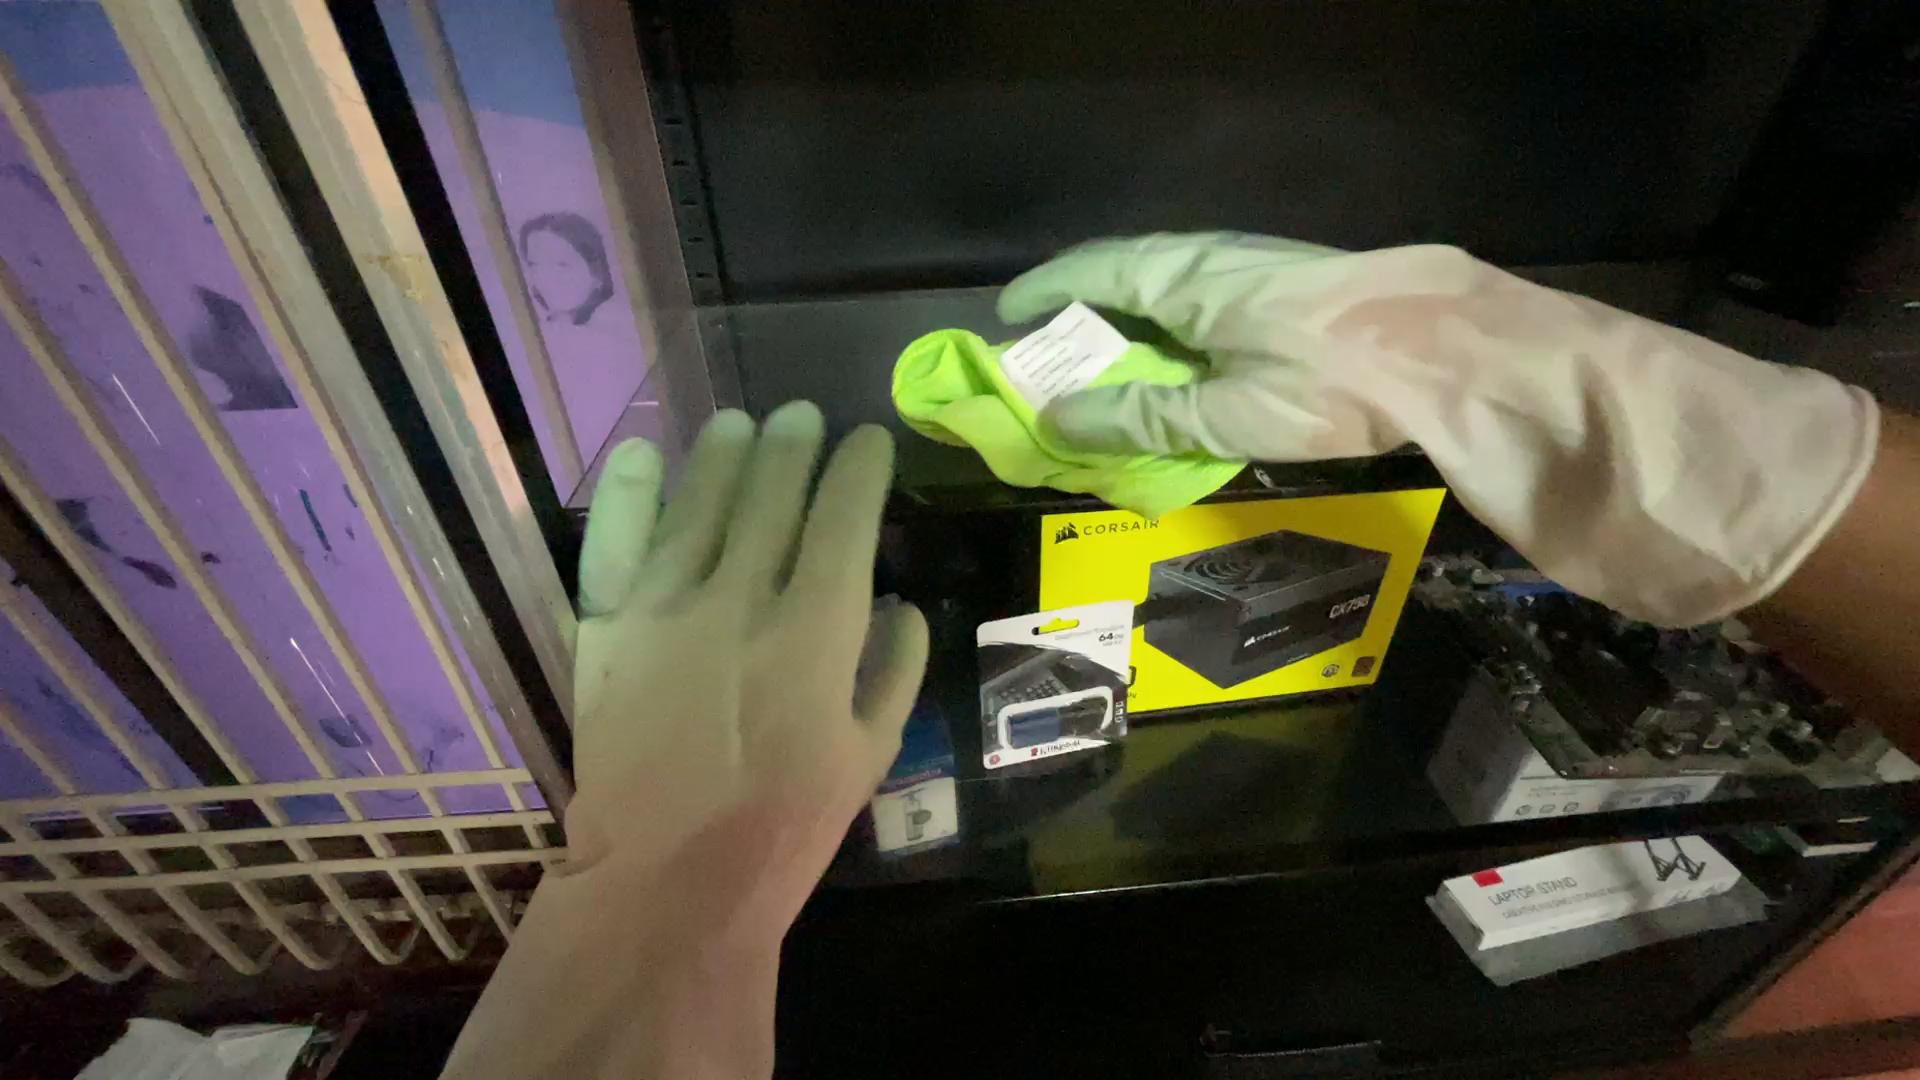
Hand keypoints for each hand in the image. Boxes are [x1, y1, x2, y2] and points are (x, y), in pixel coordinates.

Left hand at [440, 405, 927, 1079]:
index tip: (869, 441)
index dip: (860, 471)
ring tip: (743, 421)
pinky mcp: (609, 630)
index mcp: (816, 634)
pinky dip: (630, 495)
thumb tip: (901, 602)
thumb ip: (898, 667)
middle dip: (796, 446)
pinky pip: (616, 545)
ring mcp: (666, 611)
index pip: (844, 522)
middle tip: (806, 415)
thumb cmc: (788, 822)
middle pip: (772, 497)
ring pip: (700, 505)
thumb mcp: (873, 752)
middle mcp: (741, 603)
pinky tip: (646, 452)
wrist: (668, 881)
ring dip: (726, 454)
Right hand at [999, 233, 1878, 626]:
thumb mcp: (1222, 409)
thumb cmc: (1331, 380)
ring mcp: (1256, 271)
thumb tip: (1055, 419)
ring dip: (1128, 323)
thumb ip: (1136, 416)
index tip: (1008, 314)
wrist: (1460, 352)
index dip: (1046, 292)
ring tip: (1108, 361)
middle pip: (1127, 276)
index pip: (1094, 272)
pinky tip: (1180, 360)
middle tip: (1054, 348)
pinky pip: (1204, 303)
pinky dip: (1171, 332)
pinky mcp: (1289, 292)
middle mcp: (1216, 262)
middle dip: (1083, 310)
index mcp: (1188, 281)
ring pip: (1169, 290)